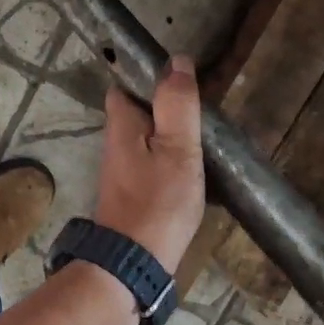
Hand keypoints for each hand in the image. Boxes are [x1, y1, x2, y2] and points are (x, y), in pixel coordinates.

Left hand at [93, 55, 204, 265]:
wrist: (134, 262)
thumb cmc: (157, 201)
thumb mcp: (177, 148)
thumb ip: (177, 105)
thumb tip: (177, 61)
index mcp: (120, 125)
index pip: (125, 85)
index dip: (147, 75)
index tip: (181, 74)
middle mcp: (115, 143)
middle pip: (139, 111)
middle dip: (166, 105)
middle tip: (204, 103)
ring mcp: (123, 170)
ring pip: (149, 138)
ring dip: (172, 133)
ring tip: (209, 131)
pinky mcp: (134, 192)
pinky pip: (155, 163)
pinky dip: (173, 160)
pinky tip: (199, 166)